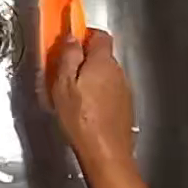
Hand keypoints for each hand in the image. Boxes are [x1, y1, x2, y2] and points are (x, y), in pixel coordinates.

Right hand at [47, 29, 135, 165]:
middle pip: (101, 55)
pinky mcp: (125, 106)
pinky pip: (109, 89)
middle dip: (83, 58)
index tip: (69, 42)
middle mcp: (118, 72)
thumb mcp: (64, 83)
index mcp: (103, 62)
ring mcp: (124, 90)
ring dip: (90, 76)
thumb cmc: (80, 116)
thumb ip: (69, 56)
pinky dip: (97, 91)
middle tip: (63, 70)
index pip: (100, 35)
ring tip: (71, 92)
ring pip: (105, 73)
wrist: (106, 153)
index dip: (85, 34)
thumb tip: (72, 37)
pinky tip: (84, 107)